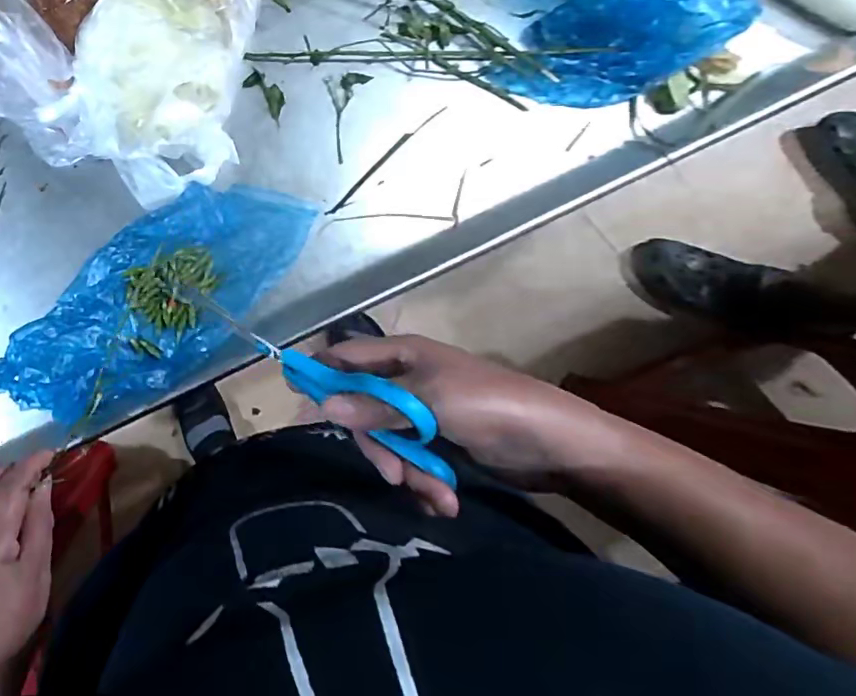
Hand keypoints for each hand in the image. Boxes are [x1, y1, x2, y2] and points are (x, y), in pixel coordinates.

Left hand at [0, 450, 55, 695]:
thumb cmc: (9, 621)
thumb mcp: (36, 572)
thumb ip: (40, 522)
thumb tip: (42, 485)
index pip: (13, 478)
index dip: (34, 461)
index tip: (54, 452)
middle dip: (17, 468)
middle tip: (44, 473)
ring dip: (3, 483)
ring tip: (31, 493)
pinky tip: (9, 517)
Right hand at [313, 334, 622, 517]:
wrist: (558, 445)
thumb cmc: (491, 407)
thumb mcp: (431, 405)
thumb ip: (378, 405)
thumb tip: (324, 403)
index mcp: (403, 355)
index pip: (346, 357)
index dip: (322, 375)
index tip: (297, 400)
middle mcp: (406, 379)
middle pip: (364, 409)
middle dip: (378, 446)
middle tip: (393, 475)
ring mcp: (422, 412)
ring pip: (389, 441)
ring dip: (408, 471)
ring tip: (436, 496)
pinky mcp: (439, 442)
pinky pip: (413, 460)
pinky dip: (424, 481)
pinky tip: (444, 500)